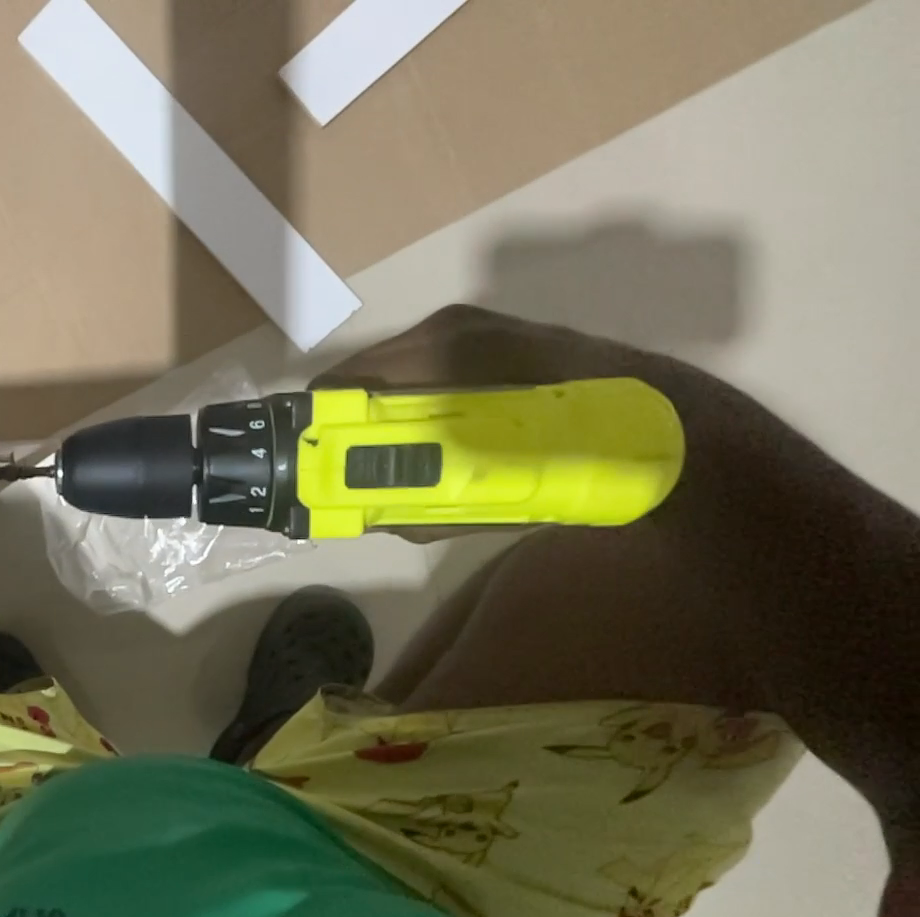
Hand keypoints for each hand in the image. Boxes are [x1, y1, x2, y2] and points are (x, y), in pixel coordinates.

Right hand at [308, 305, 720, 542]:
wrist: (676, 435)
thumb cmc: (581, 458)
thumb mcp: (490, 494)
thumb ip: (422, 507)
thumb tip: (368, 517)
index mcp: (441, 351)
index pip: (345, 380)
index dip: (319, 421)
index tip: (311, 459)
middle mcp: (451, 328)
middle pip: (367, 375)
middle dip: (351, 420)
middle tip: (347, 465)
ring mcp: (476, 328)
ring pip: (398, 372)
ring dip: (385, 413)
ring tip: (387, 456)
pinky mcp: (497, 338)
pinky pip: (431, 369)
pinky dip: (419, 402)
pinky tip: (435, 436)